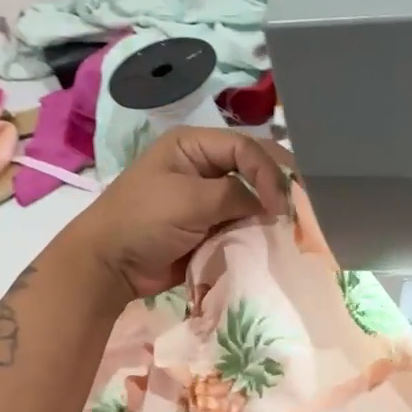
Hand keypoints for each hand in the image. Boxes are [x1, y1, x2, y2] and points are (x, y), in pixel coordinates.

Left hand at [74, 127, 295, 297]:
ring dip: (269, 212)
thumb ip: (235, 195)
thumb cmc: (143, 221)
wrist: (111, 265)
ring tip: (291, 226)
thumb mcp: (190, 200)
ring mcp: (207, 198)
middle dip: (275, 187)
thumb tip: (271, 206)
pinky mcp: (210, 227)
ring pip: (252, 198)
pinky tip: (273, 239)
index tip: (279, 205)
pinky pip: (242, 224)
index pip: (246, 147)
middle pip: (253, 169)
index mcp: (193, 145)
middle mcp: (204, 166)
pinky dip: (257, 231)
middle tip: (301, 207)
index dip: (268, 172)